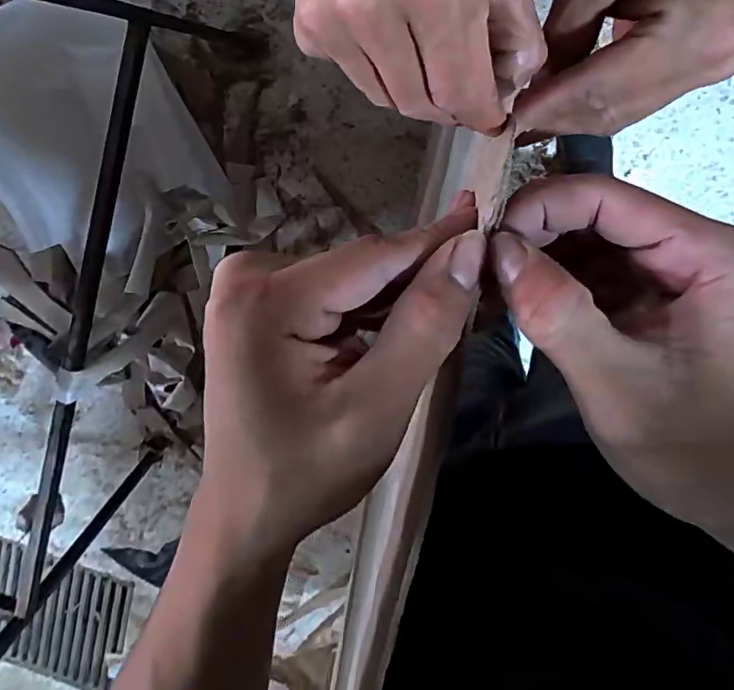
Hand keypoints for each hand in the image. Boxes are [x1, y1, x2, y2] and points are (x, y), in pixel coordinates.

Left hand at [196, 195, 485, 551]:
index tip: (490, 221)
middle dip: (421, 275)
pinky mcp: (259, 298)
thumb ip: (424, 325)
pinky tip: (405, 319)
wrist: (244, 513)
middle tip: (483, 275)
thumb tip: (468, 250)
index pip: (374, 257)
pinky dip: (370, 306)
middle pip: (362, 265)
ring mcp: (250, 284)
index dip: (438, 241)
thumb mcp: (377, 408)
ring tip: (455, 296)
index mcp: (267, 298)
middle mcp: (250, 274)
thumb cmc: (306, 475)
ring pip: (352, 276)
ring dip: (399, 292)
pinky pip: (332, 290)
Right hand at [295, 0, 545, 132]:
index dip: (482, 115)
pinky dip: (377, 67)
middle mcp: (376, 11)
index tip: (490, 114)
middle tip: (460, 79)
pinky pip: (352, 76)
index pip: (461, 94)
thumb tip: (508, 91)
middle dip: (449, 104)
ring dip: (412, 87)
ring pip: (384, 97)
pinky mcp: (308, 25)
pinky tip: (383, 27)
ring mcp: (333, 21)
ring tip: (422, 46)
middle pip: (420, 104)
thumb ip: (519, 32)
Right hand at [489, 174, 733, 536]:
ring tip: (490, 282)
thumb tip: (498, 248)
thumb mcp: (618, 389)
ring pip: (590, 235)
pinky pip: (596, 264)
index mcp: (715, 254)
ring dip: (538, 255)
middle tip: (480, 265)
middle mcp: (702, 244)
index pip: (611, 199)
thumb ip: (557, 314)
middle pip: (598, 212)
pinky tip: (517, 296)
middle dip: (535, 234)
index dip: (541, 208)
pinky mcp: (660, 287)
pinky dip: (553, 278)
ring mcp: (681, 265)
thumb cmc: (696, 455)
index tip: (487, 241)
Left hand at [513, 0, 733, 136]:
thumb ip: (563, 34)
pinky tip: (557, 102)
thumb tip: (534, 88)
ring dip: (572, 116)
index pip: (603, 87)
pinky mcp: (696, 70)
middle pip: (615, 109)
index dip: (551, 106)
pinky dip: (594, 102)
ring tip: (525, 115)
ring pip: (623, 111)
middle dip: (557, 118)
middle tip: (507, 123)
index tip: (505, 119)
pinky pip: (635, 99)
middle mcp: (706, 61)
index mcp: (689, 31)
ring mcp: (708, 70)